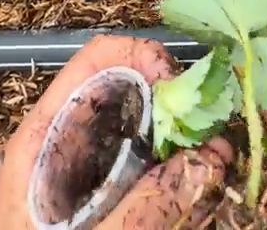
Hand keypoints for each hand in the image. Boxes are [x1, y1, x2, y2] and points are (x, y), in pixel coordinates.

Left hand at [0, 35, 232, 229]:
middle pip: (133, 94)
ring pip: (151, 138)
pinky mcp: (112, 208)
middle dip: (180, 109)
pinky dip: (183, 184)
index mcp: (46, 136)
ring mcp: (92, 177)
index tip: (185, 89)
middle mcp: (70, 145)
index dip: (145, 58)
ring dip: (189, 150)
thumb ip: (150, 207)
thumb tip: (215, 158)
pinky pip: (154, 180)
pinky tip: (204, 200)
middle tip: (218, 140)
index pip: (98, 60)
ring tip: (220, 172)